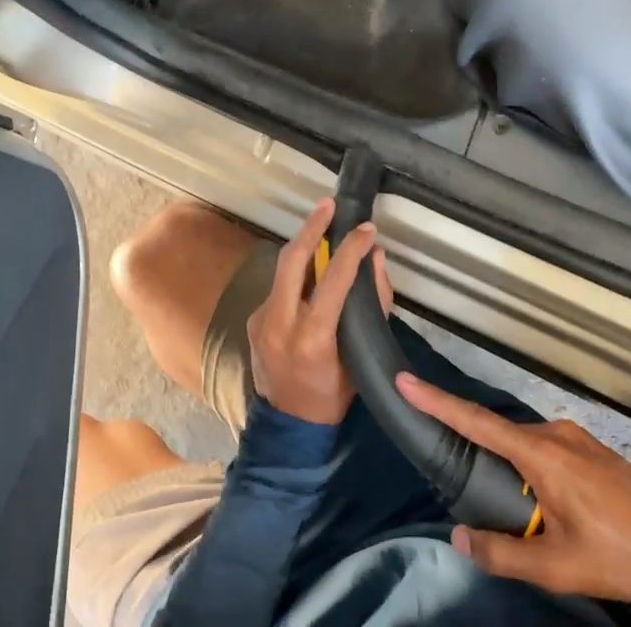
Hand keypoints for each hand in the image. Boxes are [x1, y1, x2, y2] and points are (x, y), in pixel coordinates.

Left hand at [246, 198, 392, 424]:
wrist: (289, 425)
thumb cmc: (335, 393)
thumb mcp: (362, 354)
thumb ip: (373, 306)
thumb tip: (377, 260)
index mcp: (311, 337)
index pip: (333, 281)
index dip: (352, 250)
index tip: (368, 230)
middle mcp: (279, 324)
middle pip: (292, 261)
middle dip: (312, 228)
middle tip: (330, 204)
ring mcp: (260, 321)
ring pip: (283, 271)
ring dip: (305, 247)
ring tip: (326, 228)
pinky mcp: (254, 320)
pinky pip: (280, 287)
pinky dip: (299, 274)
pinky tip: (314, 271)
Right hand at [396, 373, 630, 602]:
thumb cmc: (618, 554)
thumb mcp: (556, 567)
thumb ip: (502, 552)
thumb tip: (458, 538)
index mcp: (543, 455)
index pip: (478, 422)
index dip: (438, 402)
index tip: (407, 381)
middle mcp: (557, 434)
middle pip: (500, 435)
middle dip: (479, 457)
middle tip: (471, 493)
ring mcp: (578, 438)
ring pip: (525, 446)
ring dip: (511, 471)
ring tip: (517, 515)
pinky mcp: (592, 449)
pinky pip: (547, 451)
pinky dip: (532, 470)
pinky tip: (544, 507)